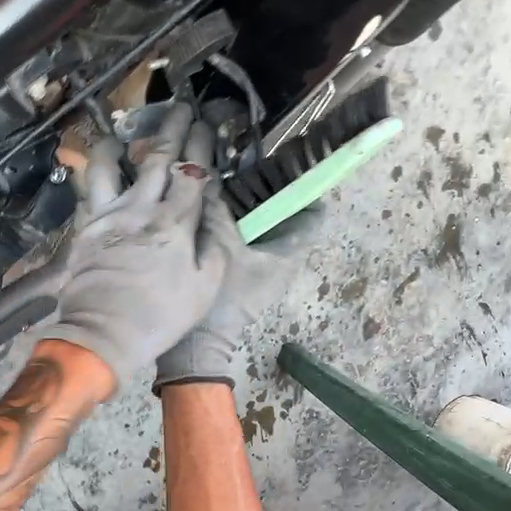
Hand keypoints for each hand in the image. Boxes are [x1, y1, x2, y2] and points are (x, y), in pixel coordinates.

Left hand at [42, 103, 228, 390]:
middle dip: (173, 128)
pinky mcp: (84, 230)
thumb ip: (213, 244)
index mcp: (176, 224)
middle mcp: (141, 210)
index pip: (193, 171)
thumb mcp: (205, 287)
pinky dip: (93, 174)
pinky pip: (88, 192)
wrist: (103, 335)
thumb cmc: (159, 318)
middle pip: (159, 158)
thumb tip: (213, 212)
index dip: (202, 144)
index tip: (207, 124)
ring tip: (124, 133)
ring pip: (110, 165)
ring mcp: (108, 216)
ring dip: (120, 144)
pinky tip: (98, 170)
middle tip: (181, 108)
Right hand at [153, 177, 323, 391]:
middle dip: (266, 191)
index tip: (278, 164)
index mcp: (291, 252)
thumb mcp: (218, 246)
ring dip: (246, 208)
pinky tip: (211, 213)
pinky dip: (233, 226)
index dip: (300, 183)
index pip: (313, 209)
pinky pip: (244, 241)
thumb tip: (208, 177)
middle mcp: (284, 259)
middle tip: (242, 168)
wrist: (197, 347)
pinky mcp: (243, 276)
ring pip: (261, 227)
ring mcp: (263, 269)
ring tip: (223, 185)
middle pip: (285, 214)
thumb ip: (217, 208)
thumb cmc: (220, 299)